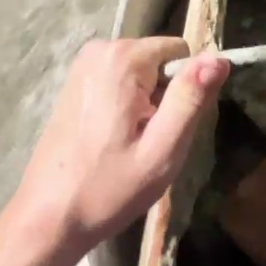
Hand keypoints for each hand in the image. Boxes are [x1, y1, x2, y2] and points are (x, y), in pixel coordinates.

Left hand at [0, 38, 229, 265]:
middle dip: (161, 98)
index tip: (164, 128)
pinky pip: (120, 79)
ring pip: (141, 72)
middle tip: (145, 142)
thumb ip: (191, 100)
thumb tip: (219, 58)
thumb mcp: (161, 151)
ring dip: (143, 104)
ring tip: (126, 144)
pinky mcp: (75, 78)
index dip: (182, 91)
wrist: (46, 218)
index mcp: (123, 58)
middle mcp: (101, 47)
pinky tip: (109, 139)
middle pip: (159, 61)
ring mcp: (83, 62)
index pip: (181, 52)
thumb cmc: (107, 188)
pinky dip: (124, 105)